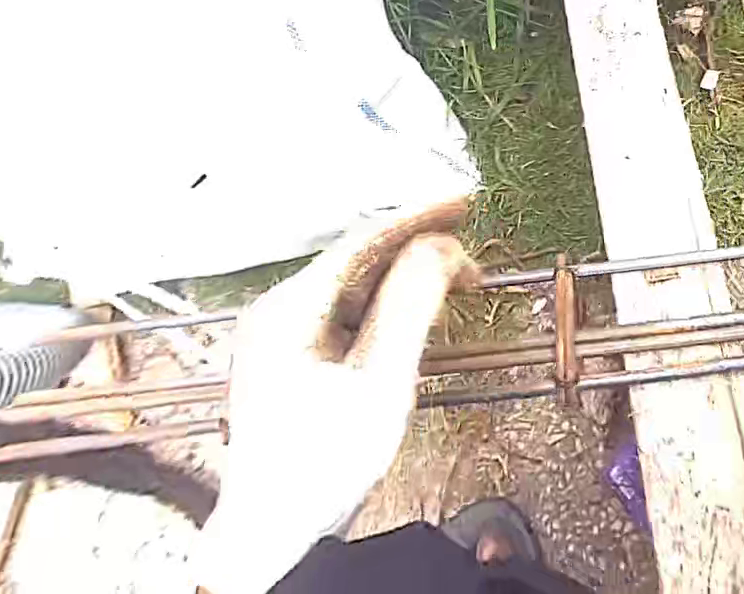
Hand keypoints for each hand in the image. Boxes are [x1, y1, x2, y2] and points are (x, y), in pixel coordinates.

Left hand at [195, 202, 476, 593]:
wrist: (275, 541)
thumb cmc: (318, 472)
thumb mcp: (378, 384)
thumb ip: (410, 307)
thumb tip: (440, 247)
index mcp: (290, 309)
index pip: (363, 240)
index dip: (417, 216)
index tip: (460, 203)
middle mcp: (282, 309)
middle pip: (362, 258)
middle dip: (419, 249)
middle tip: (468, 253)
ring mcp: (288, 329)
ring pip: (361, 281)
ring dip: (410, 276)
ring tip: (455, 279)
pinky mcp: (300, 348)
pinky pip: (355, 306)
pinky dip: (393, 302)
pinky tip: (419, 309)